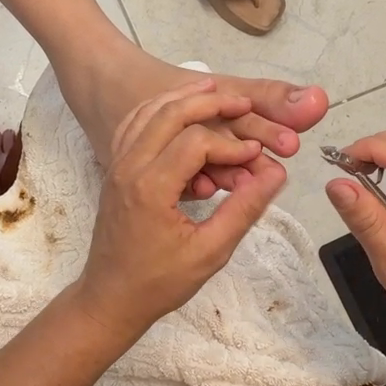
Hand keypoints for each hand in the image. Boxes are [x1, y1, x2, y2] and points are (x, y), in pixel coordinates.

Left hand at [72, 78, 287, 341]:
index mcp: (151, 188)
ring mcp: (117, 165)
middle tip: (242, 100)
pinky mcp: (115, 169)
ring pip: (147, 113)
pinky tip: (175, 107)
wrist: (109, 298)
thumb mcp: (210, 252)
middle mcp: (129, 167)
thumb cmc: (159, 282)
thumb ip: (243, 209)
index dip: (231, 145)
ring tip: (212, 87)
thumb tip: (276, 174)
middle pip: (169, 114)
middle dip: (208, 102)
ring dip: (180, 97)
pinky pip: (133, 126)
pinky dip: (156, 110)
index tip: (256, 157)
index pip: (196, 142)